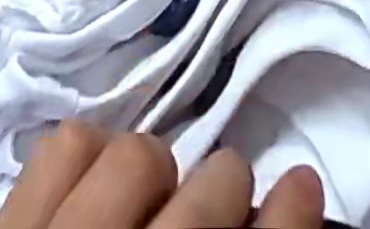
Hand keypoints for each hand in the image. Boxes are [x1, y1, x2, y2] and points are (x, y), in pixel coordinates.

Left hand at [0, 120, 324, 228]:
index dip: (288, 223)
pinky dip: (93, 152)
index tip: (304, 186)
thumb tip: (272, 220)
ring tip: (154, 197)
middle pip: (199, 208)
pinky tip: (99, 184)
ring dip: (156, 171)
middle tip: (222, 198)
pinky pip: (65, 148)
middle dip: (223, 189)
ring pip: (133, 159)